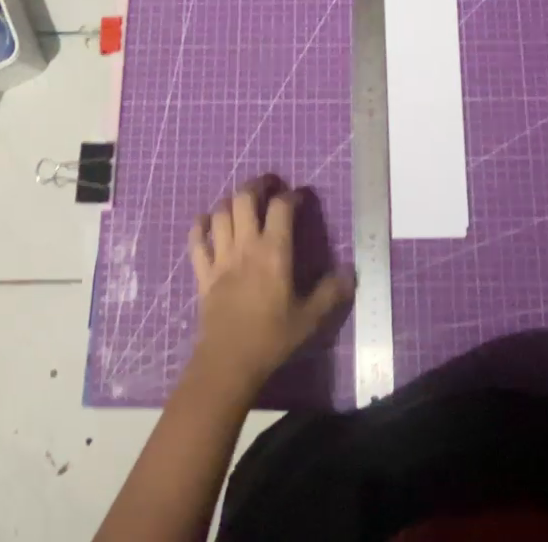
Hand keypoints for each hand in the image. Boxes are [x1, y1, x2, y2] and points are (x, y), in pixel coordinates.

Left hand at [188, 178, 352, 393]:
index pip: (282, 207)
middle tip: (270, 185)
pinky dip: (200, 225)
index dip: (293, 195)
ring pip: (220, 213)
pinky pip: (196, 240)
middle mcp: (245, 246)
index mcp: (274, 252)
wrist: (229, 362)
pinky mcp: (202, 273)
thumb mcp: (311, 318)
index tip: (301, 197)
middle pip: (245, 199)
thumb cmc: (272, 338)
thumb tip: (351, 271)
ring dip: (231, 201)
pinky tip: (206, 222)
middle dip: (258, 185)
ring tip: (243, 203)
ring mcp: (220, 258)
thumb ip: (332, 292)